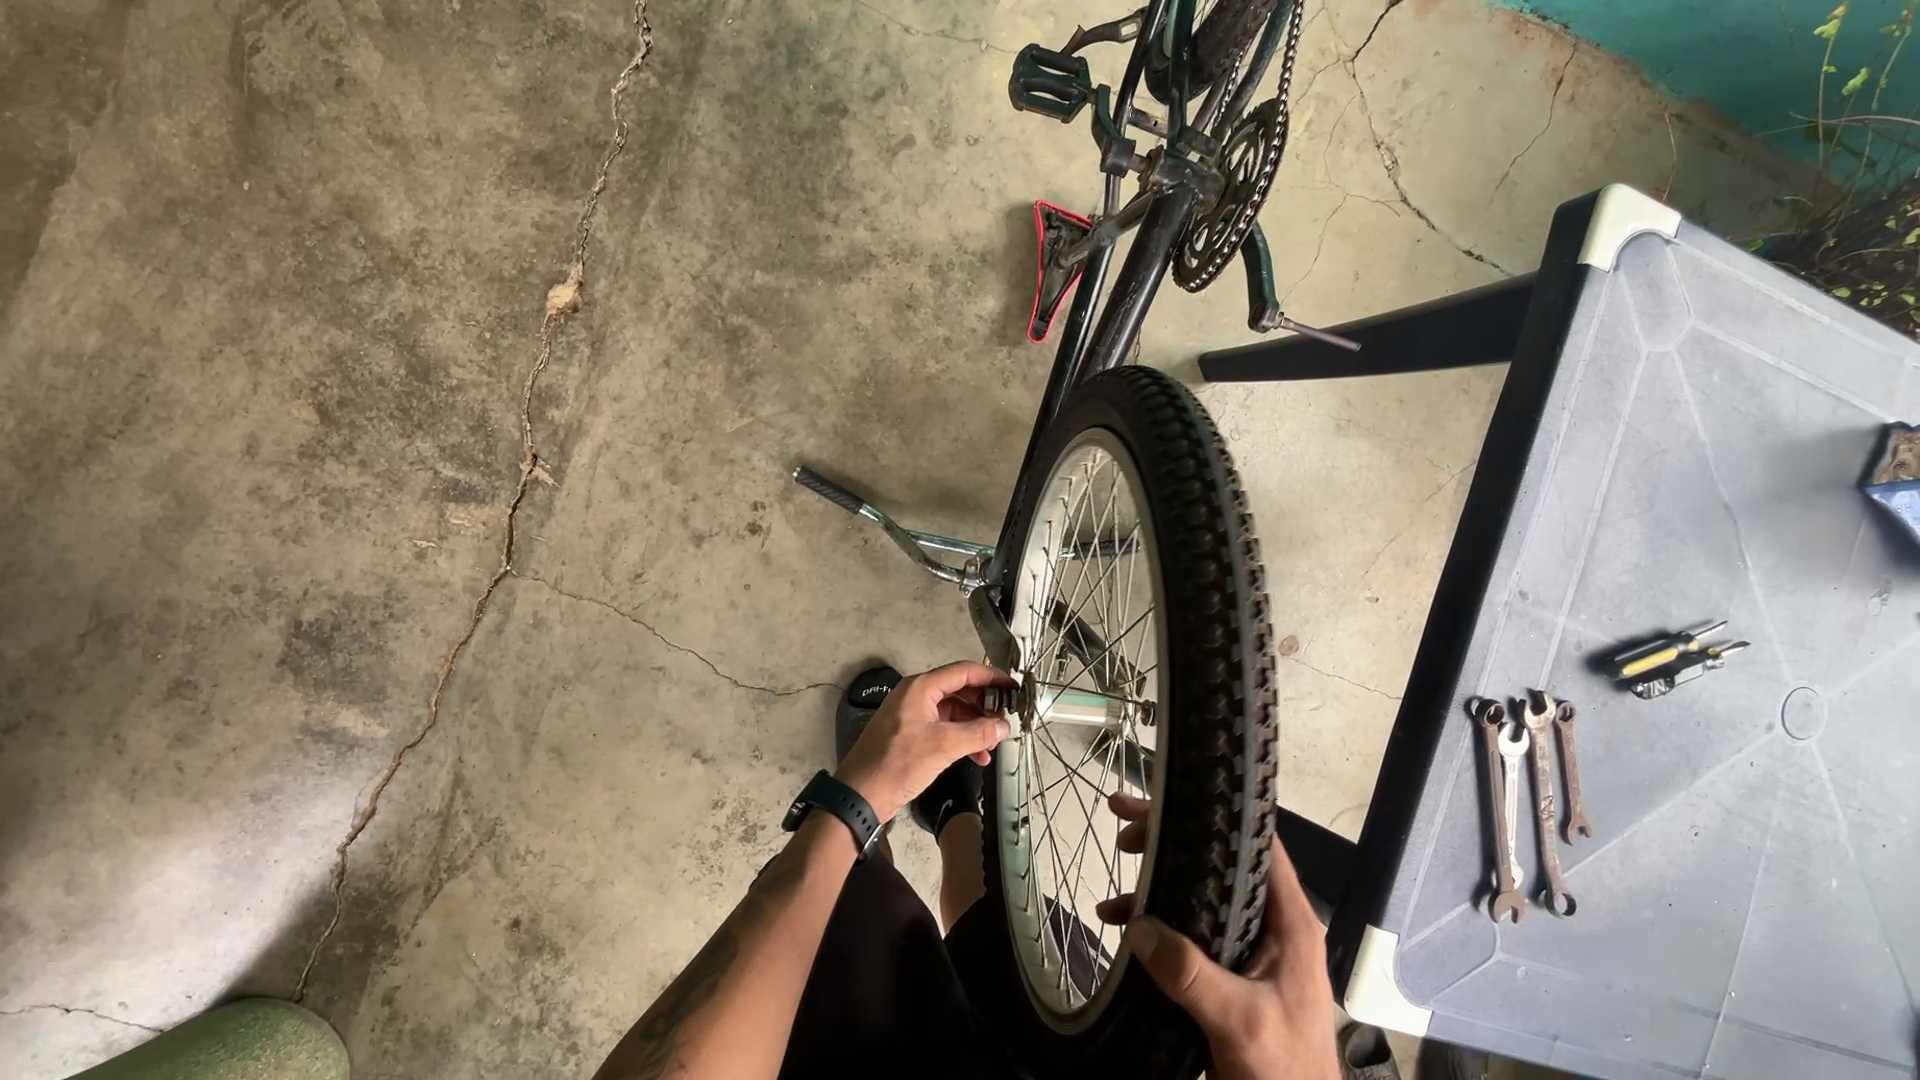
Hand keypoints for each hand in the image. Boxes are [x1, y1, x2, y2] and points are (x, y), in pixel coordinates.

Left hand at [833, 661, 1013, 822]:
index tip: (1014, 688)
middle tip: (1008, 718)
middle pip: (959, 690)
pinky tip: (977, 756)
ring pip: (953, 711)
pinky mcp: (911, 735)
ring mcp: (912, 715)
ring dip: (975, 725)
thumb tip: (1004, 726)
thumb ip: (978, 733)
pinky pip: (943, 728)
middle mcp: (916, 695)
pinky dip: (961, 738)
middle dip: (985, 705)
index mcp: (921, 688)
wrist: (860, 795)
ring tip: (994, 743)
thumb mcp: (943, 746)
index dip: (991, 677)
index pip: (963, 671)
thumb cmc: (899, 764)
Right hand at [1095, 793, 1339, 1079]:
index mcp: (1287, 920)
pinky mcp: (1231, 971)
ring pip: (1198, 893)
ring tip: (1111, 884)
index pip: (1255, 843)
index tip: (1160, 802)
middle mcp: (1269, 922)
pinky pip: (1188, 930)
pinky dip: (1154, 924)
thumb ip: (1193, 975)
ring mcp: (1250, 946)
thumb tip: (1139, 926)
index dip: (1212, 814)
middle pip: (1218, 861)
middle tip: (1122, 829)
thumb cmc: (1285, 1071)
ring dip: (1154, 885)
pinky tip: (1120, 928)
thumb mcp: (1241, 1022)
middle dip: (1169, 841)